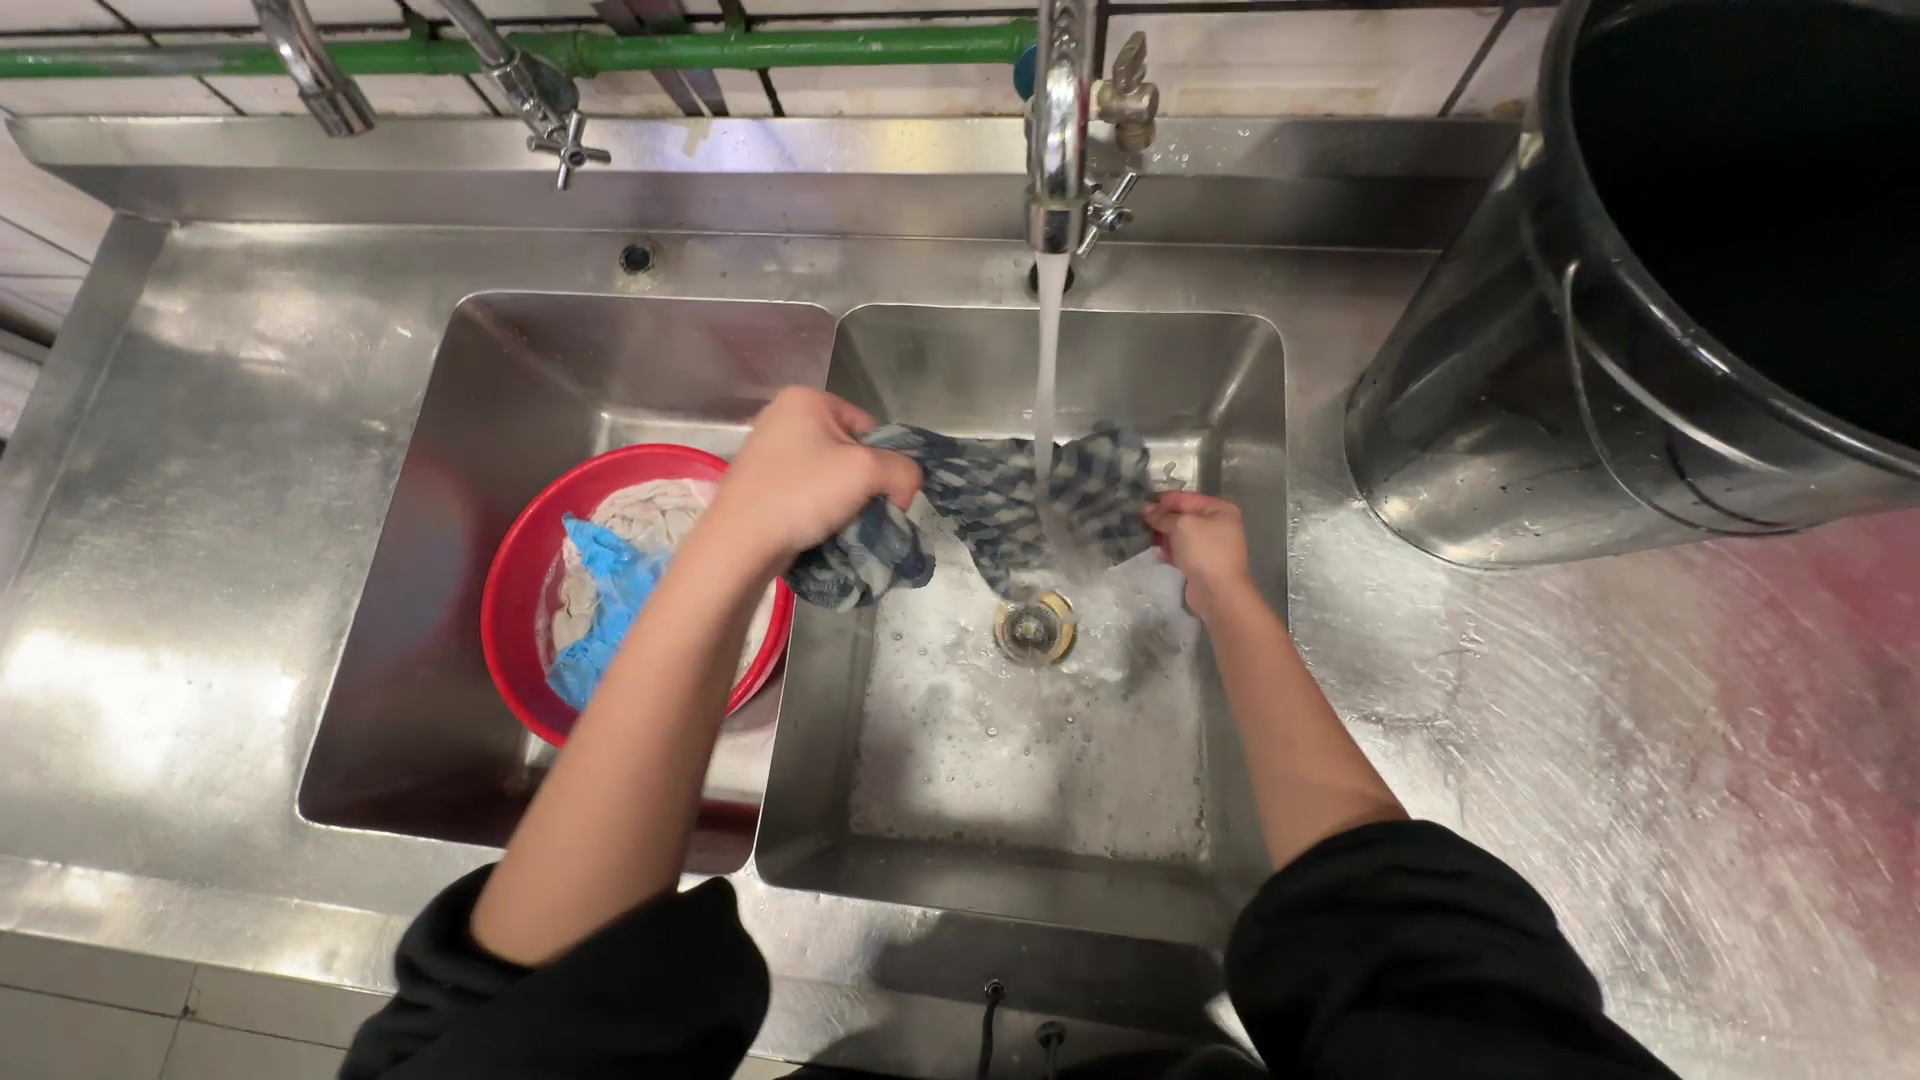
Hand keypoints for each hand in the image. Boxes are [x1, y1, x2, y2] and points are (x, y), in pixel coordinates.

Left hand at [706, 387, 921, 568]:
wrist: (741, 543)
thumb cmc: (802, 493)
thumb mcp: (867, 472)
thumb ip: (903, 470)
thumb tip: (906, 488)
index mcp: (807, 399)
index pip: (871, 427)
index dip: (884, 463)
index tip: (881, 494)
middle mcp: (784, 416)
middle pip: (851, 451)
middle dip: (863, 484)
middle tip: (861, 512)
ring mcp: (769, 451)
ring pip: (831, 475)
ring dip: (845, 501)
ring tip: (839, 524)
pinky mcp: (761, 482)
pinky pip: (808, 491)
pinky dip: (821, 509)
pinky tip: (819, 528)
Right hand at [1142, 491, 1254, 618]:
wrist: (1218, 591)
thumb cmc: (1204, 550)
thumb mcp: (1181, 525)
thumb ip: (1162, 516)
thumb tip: (1144, 508)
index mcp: (1218, 509)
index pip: (1185, 497)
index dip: (1162, 500)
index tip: (1139, 503)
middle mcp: (1217, 524)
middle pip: (1182, 516)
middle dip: (1161, 519)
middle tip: (1137, 521)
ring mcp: (1210, 545)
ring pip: (1180, 535)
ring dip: (1163, 536)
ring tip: (1144, 538)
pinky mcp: (1202, 562)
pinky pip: (1182, 551)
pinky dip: (1170, 551)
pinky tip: (1158, 555)